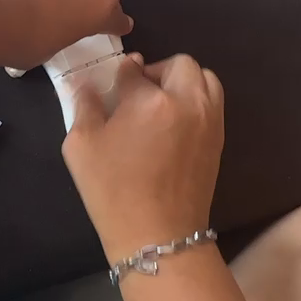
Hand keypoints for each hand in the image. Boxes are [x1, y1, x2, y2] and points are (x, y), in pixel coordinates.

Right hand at [62, 54, 224, 258]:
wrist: (157, 235)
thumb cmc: (113, 191)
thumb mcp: (81, 146)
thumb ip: (84, 105)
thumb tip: (87, 82)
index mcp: (150, 101)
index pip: (133, 70)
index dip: (120, 75)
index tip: (113, 86)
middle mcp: (187, 102)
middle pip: (179, 64)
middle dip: (156, 71)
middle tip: (138, 93)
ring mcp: (209, 119)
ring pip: (204, 78)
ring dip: (182, 81)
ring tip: (162, 103)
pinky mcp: (219, 137)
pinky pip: (213, 101)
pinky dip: (196, 99)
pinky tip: (174, 121)